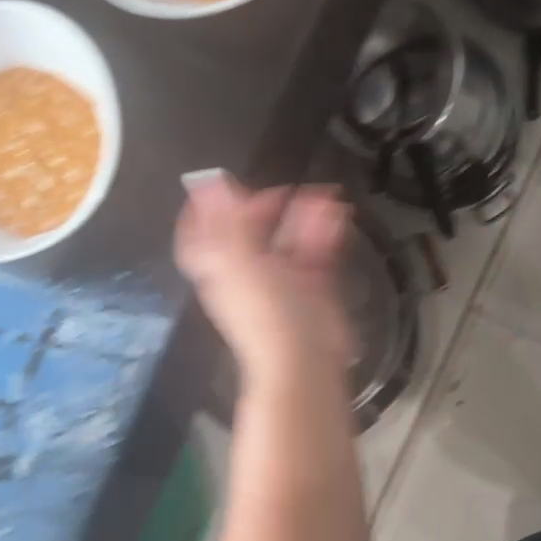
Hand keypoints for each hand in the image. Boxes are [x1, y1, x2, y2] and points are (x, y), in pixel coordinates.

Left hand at [176, 174, 352, 385]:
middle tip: (286, 191)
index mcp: (221, 267)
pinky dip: (325, 233)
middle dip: (268, 208)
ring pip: (289, 240)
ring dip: (304, 216)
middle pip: (252, 232)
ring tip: (325, 195)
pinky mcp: (314, 289)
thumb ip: (225, 219)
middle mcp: (249, 273)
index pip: (204, 234)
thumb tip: (205, 181)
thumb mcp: (237, 259)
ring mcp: (283, 281)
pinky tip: (335, 215)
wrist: (304, 358)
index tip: (224, 187)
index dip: (210, 210)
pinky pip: (317, 254)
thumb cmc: (265, 311)